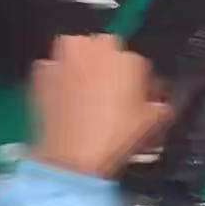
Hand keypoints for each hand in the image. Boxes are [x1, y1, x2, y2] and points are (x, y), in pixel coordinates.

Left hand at [30, 34, 168, 178]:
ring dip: (87, 72)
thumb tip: (159, 105)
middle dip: (113, 72)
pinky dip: (64, 82)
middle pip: (108, 53)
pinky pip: (58, 72)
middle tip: (116, 100)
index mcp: (127, 56)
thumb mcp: (154, 123)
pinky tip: (71, 105)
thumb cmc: (114, 137)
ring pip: (81, 57)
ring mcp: (64, 57)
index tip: (141, 101)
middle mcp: (94, 47)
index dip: (142, 85)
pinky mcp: (41, 72)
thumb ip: (162, 105)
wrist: (72, 158)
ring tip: (93, 101)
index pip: (141, 64)